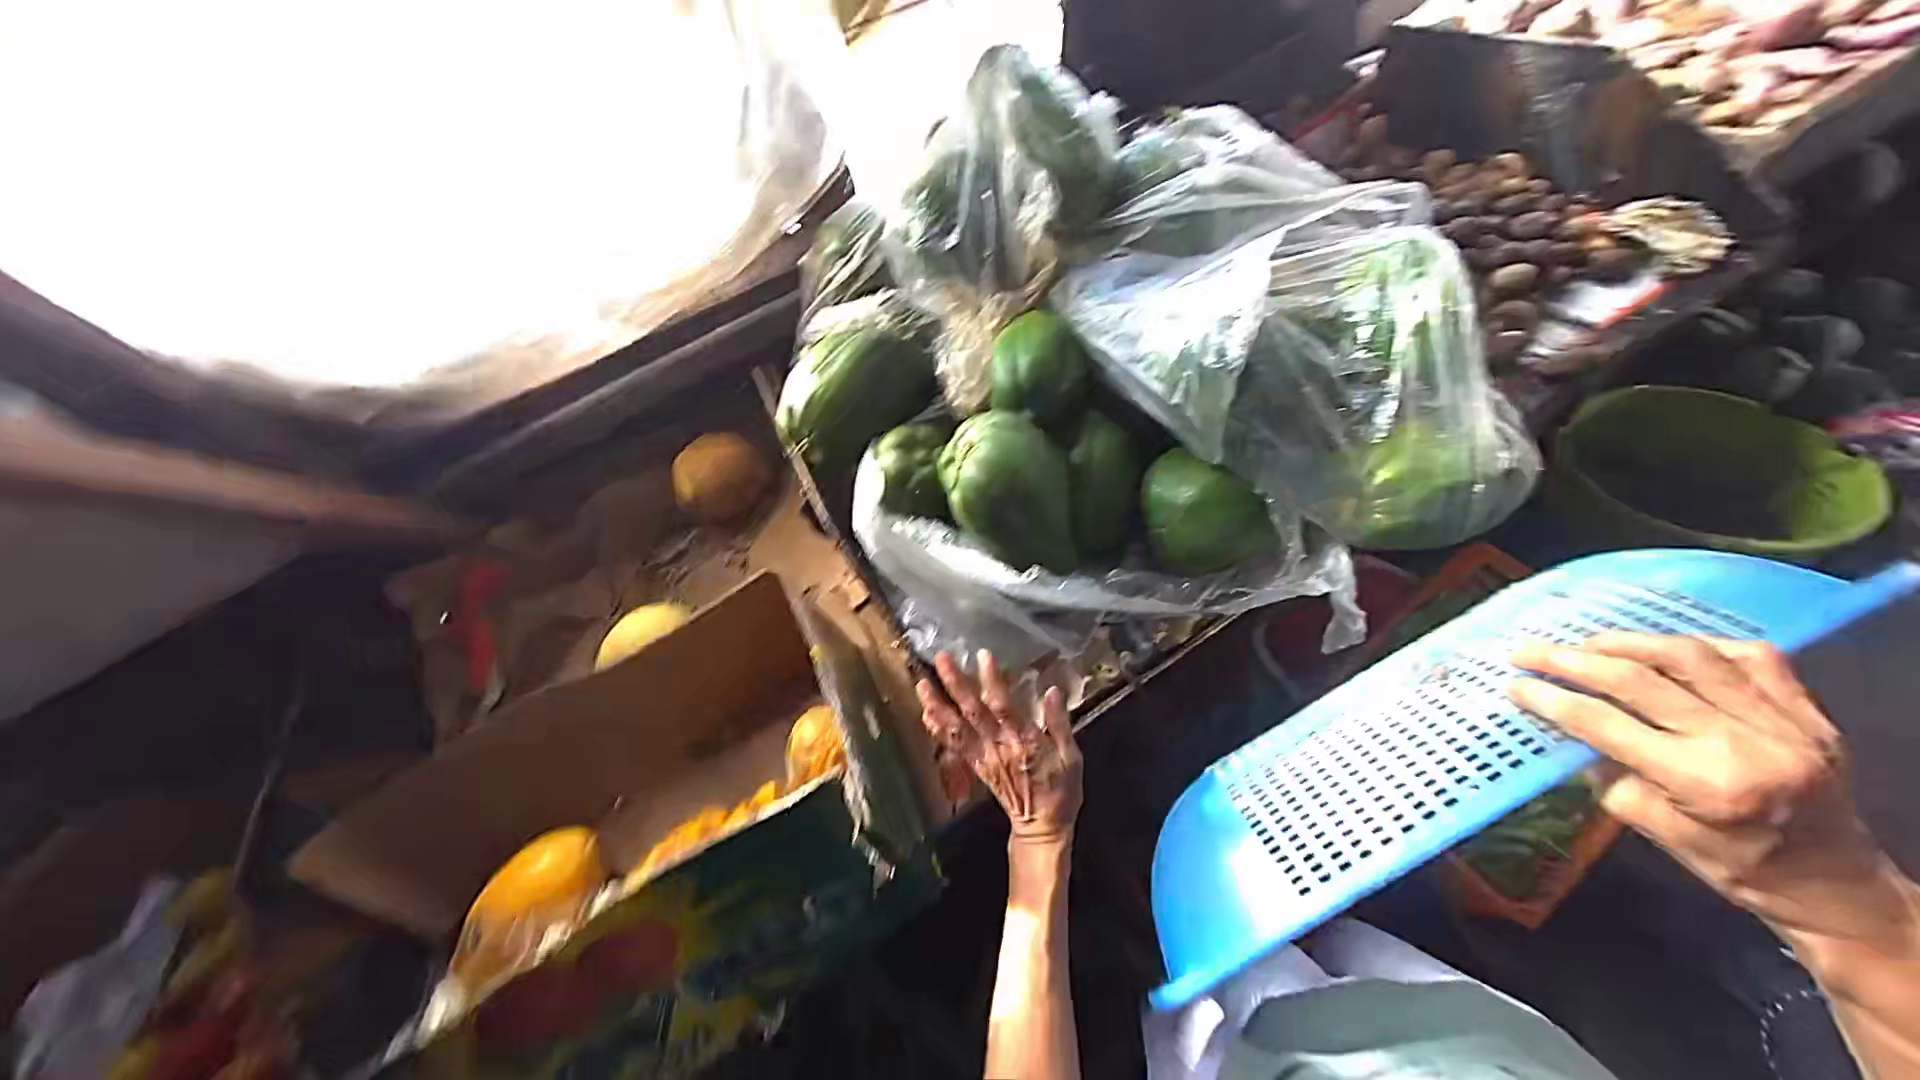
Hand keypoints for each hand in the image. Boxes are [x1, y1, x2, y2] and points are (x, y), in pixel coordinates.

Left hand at [917, 651, 1082, 845]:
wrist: (1041, 827)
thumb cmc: (1060, 789)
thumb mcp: (1071, 757)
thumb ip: (1059, 723)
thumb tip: (1053, 690)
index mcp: (1024, 740)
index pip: (1004, 706)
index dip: (992, 681)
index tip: (983, 656)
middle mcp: (998, 745)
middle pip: (973, 711)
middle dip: (956, 684)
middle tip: (942, 658)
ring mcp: (983, 756)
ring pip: (956, 727)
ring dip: (938, 705)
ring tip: (922, 684)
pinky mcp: (975, 765)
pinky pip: (954, 745)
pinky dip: (939, 729)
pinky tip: (926, 713)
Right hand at [1510, 633, 1912, 945]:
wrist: (1836, 886)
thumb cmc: (1731, 863)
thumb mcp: (1649, 824)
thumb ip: (1607, 769)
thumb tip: (1564, 725)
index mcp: (1707, 783)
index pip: (1604, 724)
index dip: (1549, 699)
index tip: (1513, 684)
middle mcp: (1747, 744)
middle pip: (1638, 680)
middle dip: (1570, 661)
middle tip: (1528, 652)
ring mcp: (1786, 722)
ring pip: (1690, 656)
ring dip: (1626, 643)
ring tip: (1588, 644)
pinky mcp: (1809, 712)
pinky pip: (1750, 657)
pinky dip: (1696, 645)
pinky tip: (1662, 649)